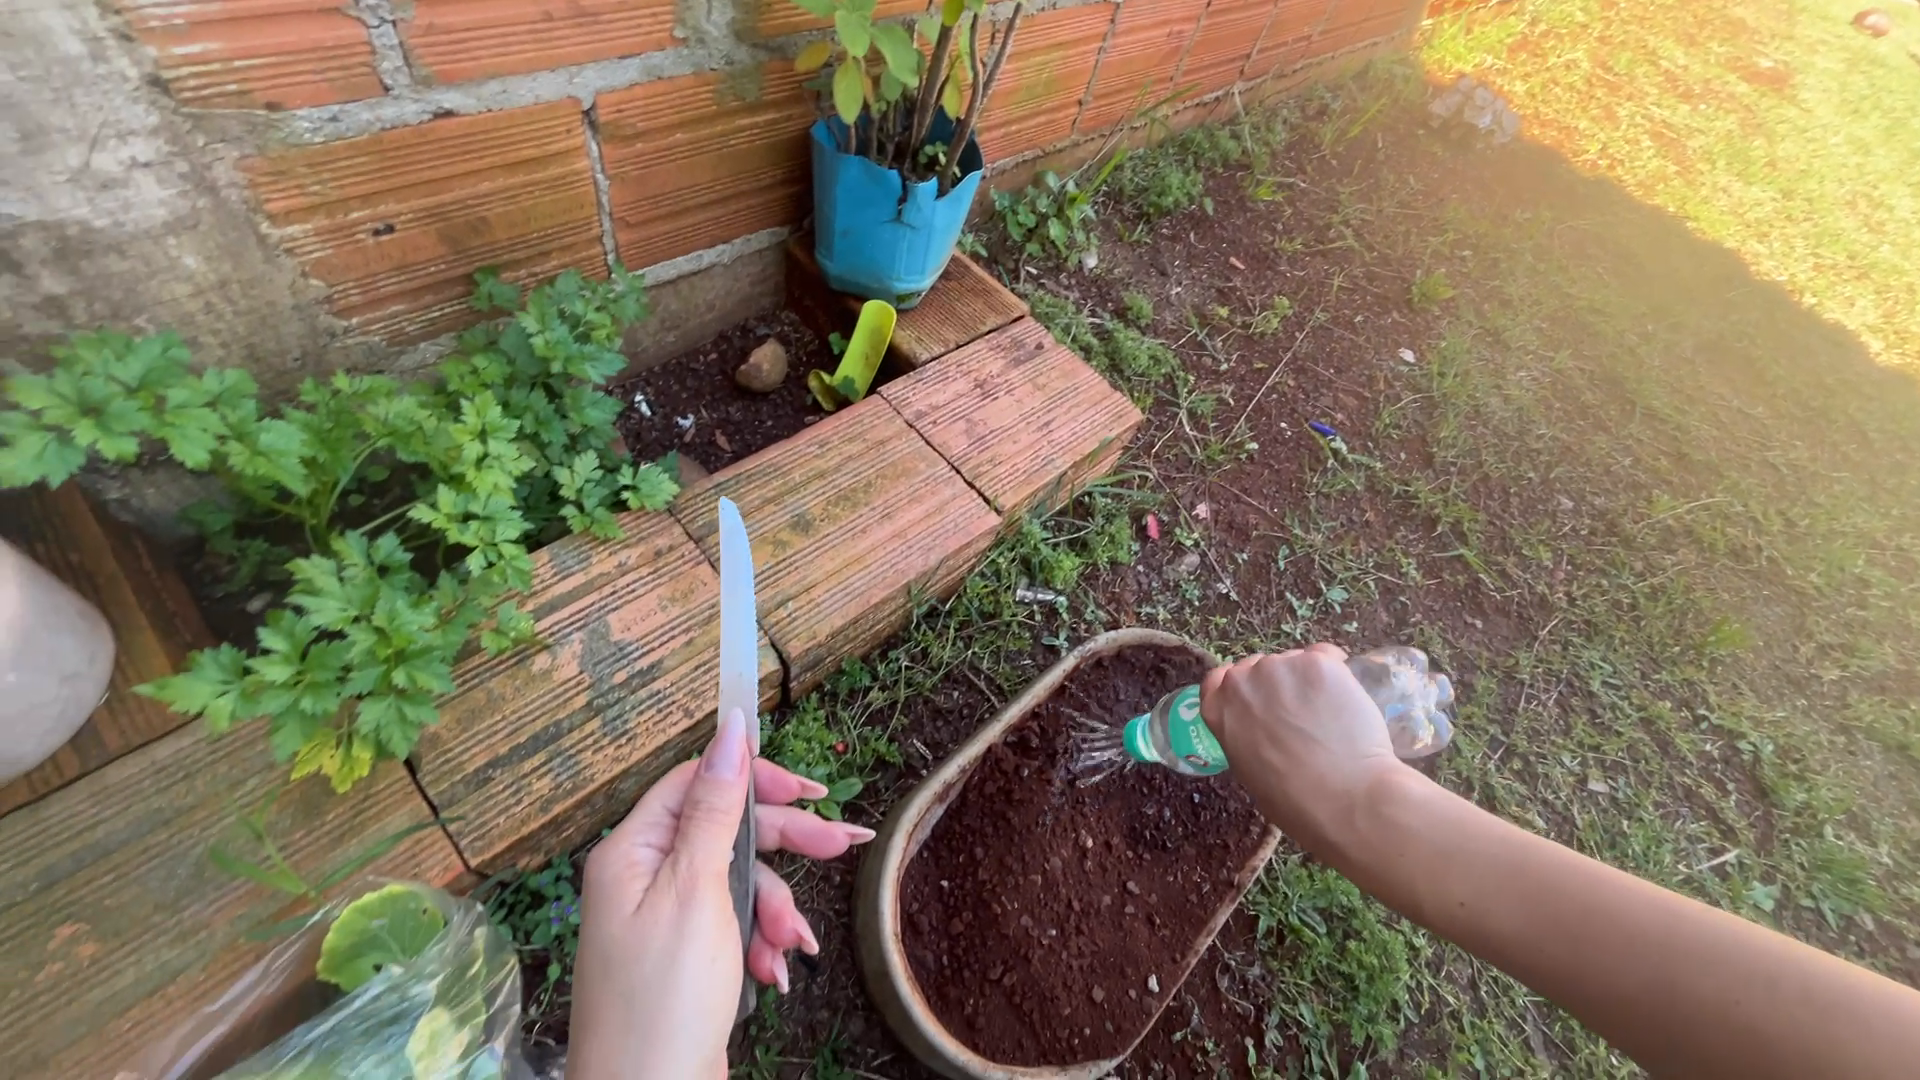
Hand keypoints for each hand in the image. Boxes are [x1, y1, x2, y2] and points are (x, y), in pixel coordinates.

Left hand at [568, 708, 874, 1079]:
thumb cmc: (666, 996)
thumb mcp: (699, 889)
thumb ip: (718, 806)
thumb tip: (731, 727)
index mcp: (634, 849)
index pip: (700, 782)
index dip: (755, 779)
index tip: (810, 790)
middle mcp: (646, 873)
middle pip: (728, 830)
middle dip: (786, 845)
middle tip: (844, 846)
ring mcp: (668, 915)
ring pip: (741, 878)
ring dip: (775, 907)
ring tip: (791, 944)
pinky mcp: (690, 950)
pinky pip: (736, 919)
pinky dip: (761, 939)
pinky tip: (775, 969)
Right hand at [1200, 644, 1411, 856]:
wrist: (1344, 799)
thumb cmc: (1293, 800)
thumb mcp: (1248, 769)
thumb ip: (1244, 735)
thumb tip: (1263, 728)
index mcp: (1218, 709)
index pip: (1218, 679)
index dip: (1242, 686)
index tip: (1260, 699)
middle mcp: (1241, 681)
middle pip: (1258, 667)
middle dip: (1277, 684)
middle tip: (1302, 713)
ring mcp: (1279, 667)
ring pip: (1294, 661)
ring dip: (1307, 679)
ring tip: (1330, 712)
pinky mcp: (1317, 662)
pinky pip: (1327, 658)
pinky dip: (1337, 674)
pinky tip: (1347, 699)